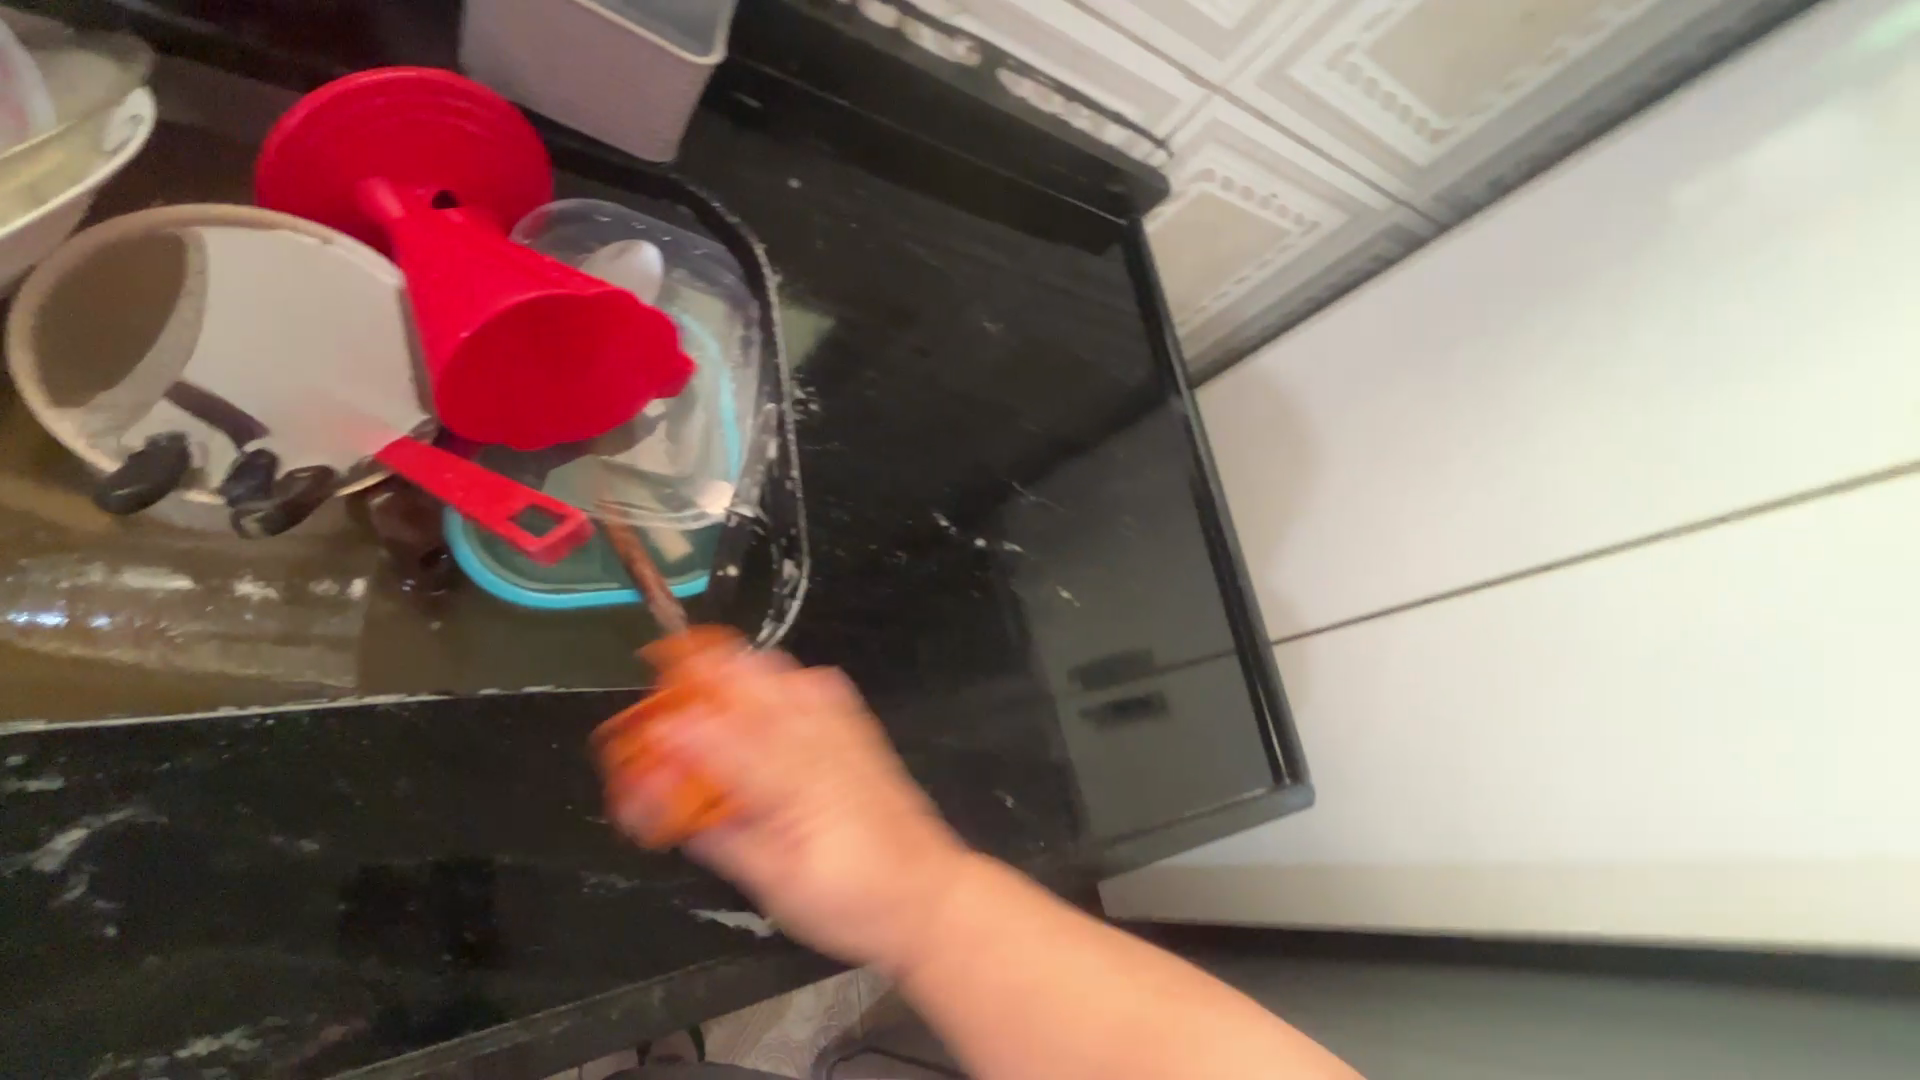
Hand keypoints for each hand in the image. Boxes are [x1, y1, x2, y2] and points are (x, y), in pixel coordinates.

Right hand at [609, 647, 972, 974]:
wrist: (928, 895)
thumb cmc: (853, 899)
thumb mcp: (777, 885)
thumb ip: (724, 838)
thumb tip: (672, 811)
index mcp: (791, 784)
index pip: (717, 739)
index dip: (674, 730)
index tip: (644, 733)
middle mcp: (817, 741)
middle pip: (749, 681)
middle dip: (702, 680)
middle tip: (670, 702)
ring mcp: (843, 728)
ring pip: (782, 674)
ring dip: (739, 676)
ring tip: (710, 697)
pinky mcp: (860, 730)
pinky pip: (820, 686)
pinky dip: (785, 684)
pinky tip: (772, 704)